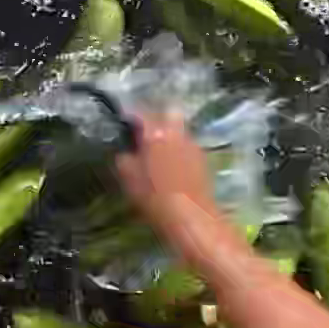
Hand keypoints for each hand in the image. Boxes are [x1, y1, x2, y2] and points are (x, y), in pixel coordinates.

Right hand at [115, 110, 217, 231]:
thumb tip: (125, 151)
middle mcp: (176, 132)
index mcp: (155, 134)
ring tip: (161, 149)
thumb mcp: (129, 178)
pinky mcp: (203, 157)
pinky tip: (174, 164)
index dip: (132, 115)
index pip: (142, 114)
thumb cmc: (154, 197)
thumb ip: (125, 158)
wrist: (190, 216)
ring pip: (181, 128)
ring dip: (171, 133)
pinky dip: (180, 148)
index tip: (125, 121)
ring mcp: (193, 143)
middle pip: (169, 111)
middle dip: (158, 116)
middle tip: (147, 131)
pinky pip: (188, 144)